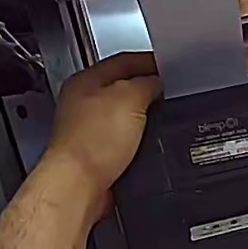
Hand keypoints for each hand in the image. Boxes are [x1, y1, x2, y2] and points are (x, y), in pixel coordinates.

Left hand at [37, 52, 159, 221]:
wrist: (80, 186)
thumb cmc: (90, 143)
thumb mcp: (129, 98)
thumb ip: (146, 84)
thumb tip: (156, 85)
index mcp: (85, 82)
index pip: (122, 62)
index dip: (148, 61)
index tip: (168, 66)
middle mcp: (83, 105)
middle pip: (122, 89)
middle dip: (147, 91)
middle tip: (167, 93)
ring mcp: (90, 132)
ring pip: (124, 118)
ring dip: (142, 120)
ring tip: (158, 120)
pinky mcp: (99, 156)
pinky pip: (125, 143)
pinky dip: (138, 143)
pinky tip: (146, 146)